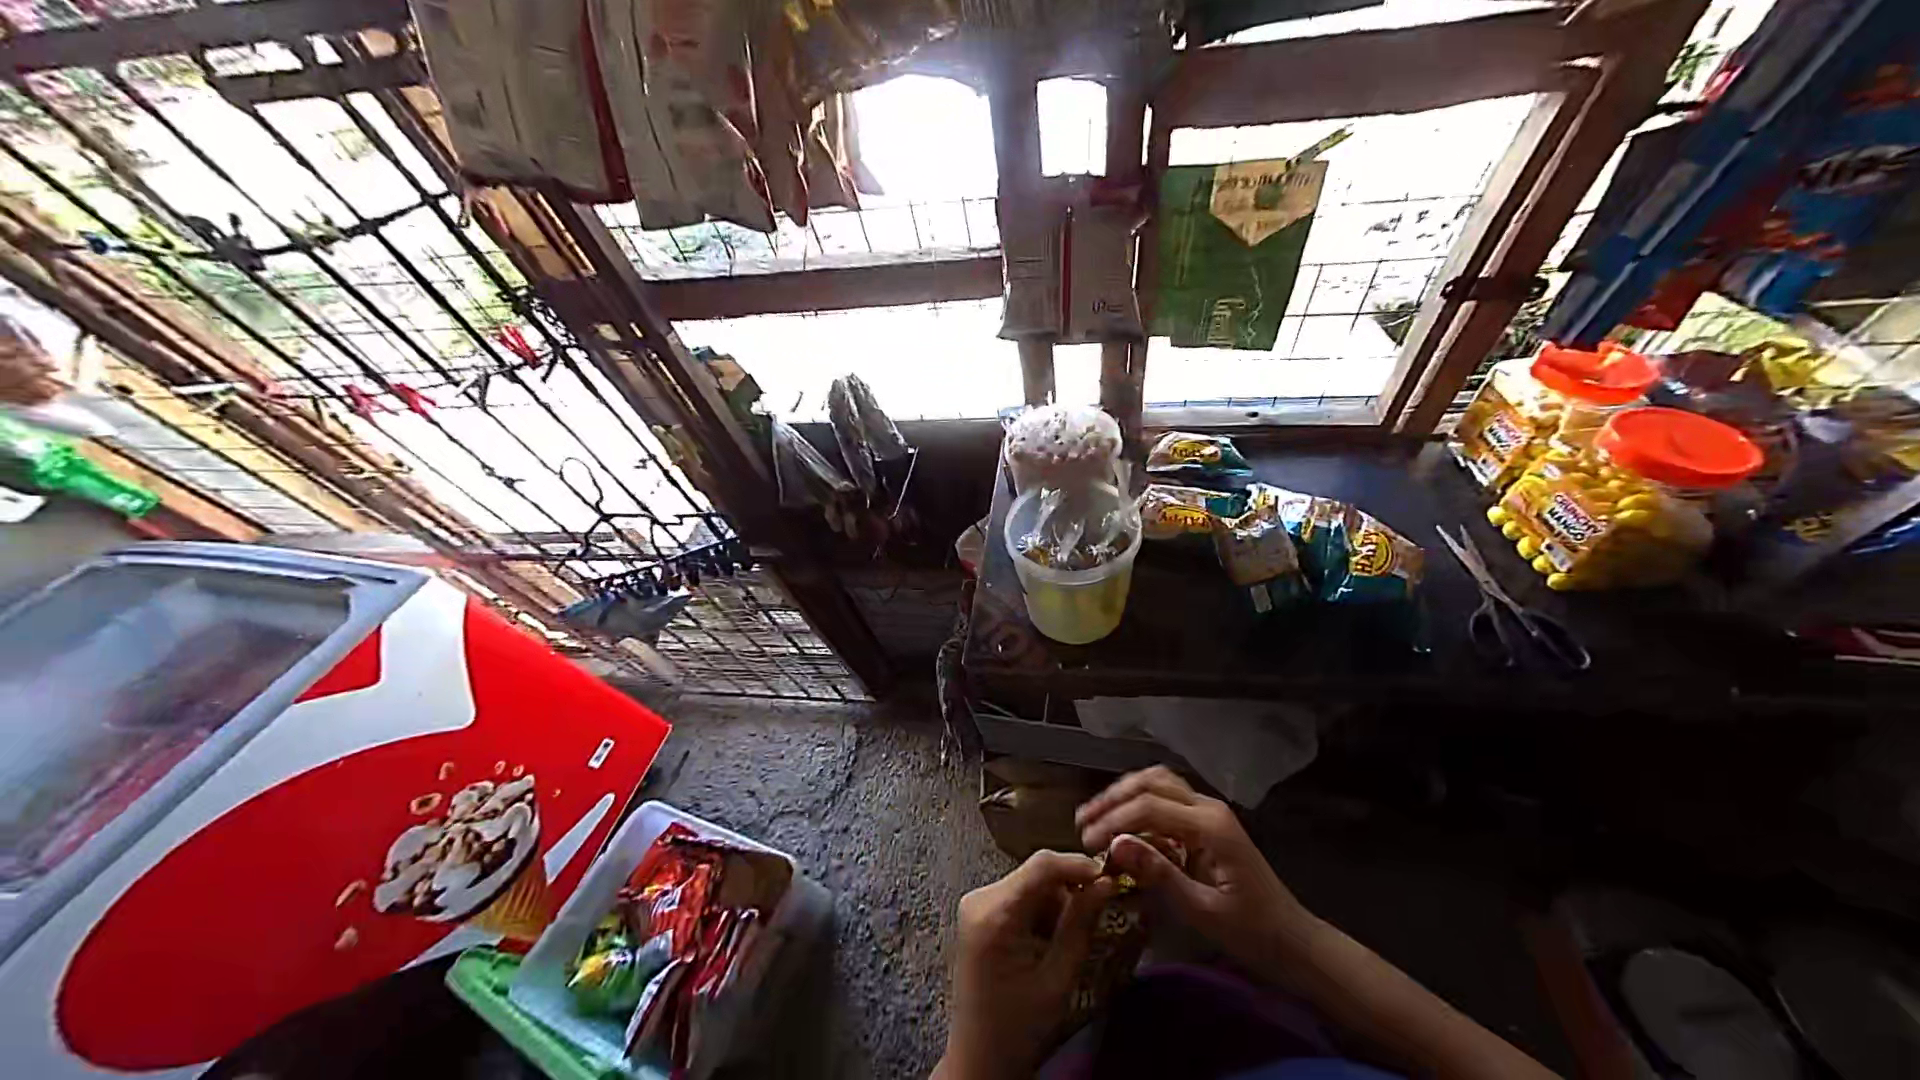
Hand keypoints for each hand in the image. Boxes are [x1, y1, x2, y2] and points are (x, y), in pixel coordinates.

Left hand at [934, 850, 1115, 1079]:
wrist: (979, 1058)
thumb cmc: (1019, 1027)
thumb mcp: (1058, 978)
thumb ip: (1079, 925)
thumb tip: (1105, 882)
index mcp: (994, 913)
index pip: (1042, 865)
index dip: (1079, 865)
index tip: (1111, 878)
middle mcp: (980, 897)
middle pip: (1036, 873)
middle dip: (1068, 892)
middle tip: (1091, 923)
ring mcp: (976, 902)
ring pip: (1032, 883)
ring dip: (1055, 906)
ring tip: (1061, 946)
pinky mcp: (979, 911)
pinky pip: (1020, 895)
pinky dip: (1040, 912)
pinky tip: (1043, 944)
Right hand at [1076, 767, 1311, 980]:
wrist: (1293, 942)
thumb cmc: (1251, 932)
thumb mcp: (1202, 910)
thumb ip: (1159, 874)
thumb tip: (1115, 844)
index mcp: (1211, 825)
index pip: (1150, 806)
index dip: (1114, 820)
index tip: (1087, 840)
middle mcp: (1208, 808)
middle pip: (1151, 782)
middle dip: (1113, 798)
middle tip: (1084, 820)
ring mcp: (1208, 812)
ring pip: (1158, 783)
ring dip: (1124, 795)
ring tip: (1096, 815)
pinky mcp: (1205, 823)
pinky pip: (1166, 799)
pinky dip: (1138, 804)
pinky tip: (1121, 823)